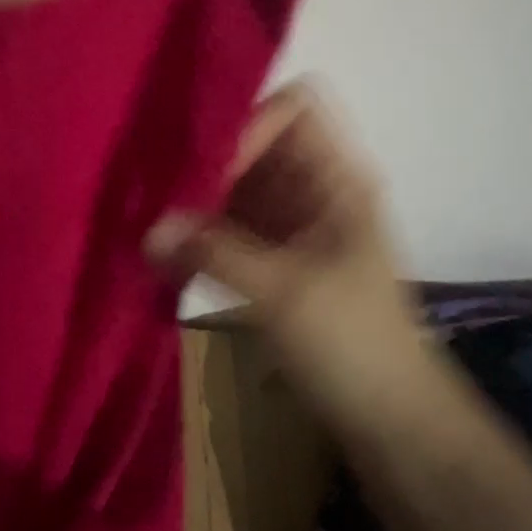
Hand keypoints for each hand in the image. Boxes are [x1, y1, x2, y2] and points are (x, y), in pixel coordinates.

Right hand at [148, 83, 428, 401]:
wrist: (390, 420)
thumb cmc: (354, 344)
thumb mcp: (284, 293)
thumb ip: (214, 253)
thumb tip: (146, 230)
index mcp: (337, 179)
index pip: (290, 110)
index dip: (247, 125)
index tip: (204, 171)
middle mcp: (311, 190)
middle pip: (251, 145)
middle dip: (202, 161)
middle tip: (148, 186)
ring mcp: (287, 225)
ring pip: (231, 187)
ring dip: (190, 200)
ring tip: (141, 216)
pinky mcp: (267, 259)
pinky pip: (222, 227)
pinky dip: (192, 234)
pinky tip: (156, 251)